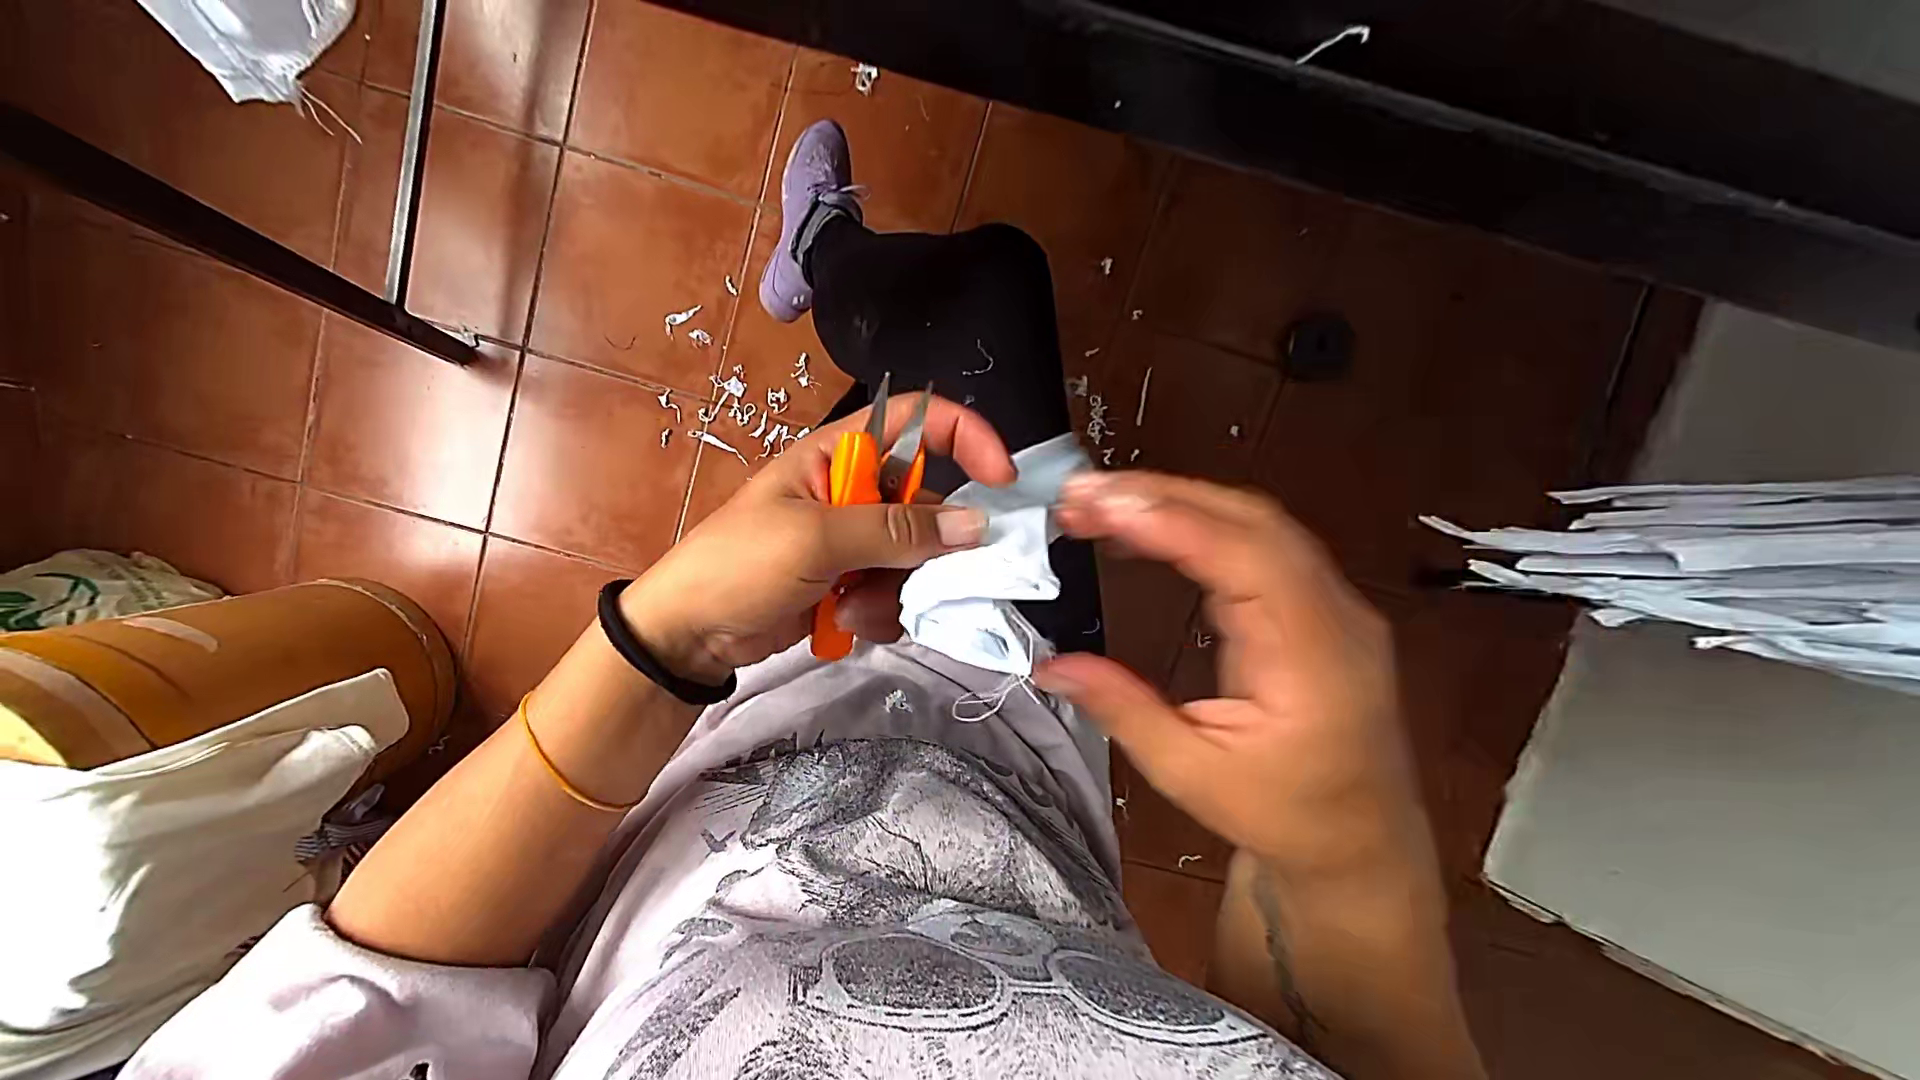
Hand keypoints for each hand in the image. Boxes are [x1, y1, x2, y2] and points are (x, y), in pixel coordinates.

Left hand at [619, 394, 1016, 682]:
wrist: (689, 636)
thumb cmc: (737, 565)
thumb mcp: (815, 538)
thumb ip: (895, 531)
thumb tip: (972, 526)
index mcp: (840, 455)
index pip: (916, 420)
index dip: (965, 436)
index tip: (1000, 479)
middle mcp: (856, 492)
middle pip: (929, 503)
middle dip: (930, 547)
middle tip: (913, 577)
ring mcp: (857, 542)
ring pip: (919, 558)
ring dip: (898, 588)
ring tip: (851, 605)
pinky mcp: (855, 582)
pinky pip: (899, 592)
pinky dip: (881, 611)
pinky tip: (844, 621)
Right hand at [1036, 471, 1433, 884]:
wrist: (1362, 842)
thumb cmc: (1286, 816)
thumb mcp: (1192, 774)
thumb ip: (1122, 710)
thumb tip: (1050, 666)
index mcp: (1314, 658)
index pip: (1245, 558)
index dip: (1171, 522)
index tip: (1103, 504)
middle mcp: (1334, 613)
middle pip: (1250, 520)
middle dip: (1162, 495)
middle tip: (1083, 493)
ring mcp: (1333, 603)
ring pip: (1254, 522)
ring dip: (1176, 502)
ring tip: (1103, 502)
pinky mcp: (1317, 604)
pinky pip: (1256, 543)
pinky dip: (1196, 524)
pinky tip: (1148, 529)